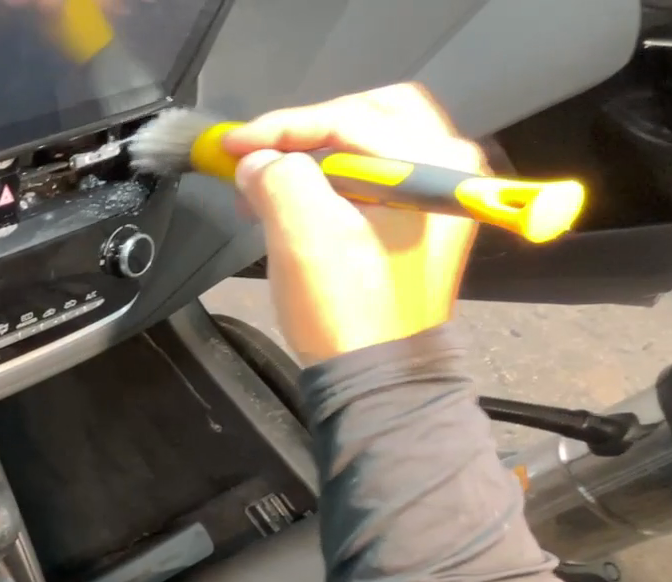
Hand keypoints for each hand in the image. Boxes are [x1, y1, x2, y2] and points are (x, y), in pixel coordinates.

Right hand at [223, 83, 483, 364]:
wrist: (373, 373)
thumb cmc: (344, 308)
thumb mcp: (304, 238)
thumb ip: (278, 182)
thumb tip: (255, 164)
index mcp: (430, 162)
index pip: (347, 117)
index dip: (281, 127)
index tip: (229, 146)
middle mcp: (443, 168)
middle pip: (365, 119)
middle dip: (301, 133)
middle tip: (252, 156)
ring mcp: (429, 197)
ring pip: (363, 149)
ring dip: (306, 158)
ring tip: (259, 184)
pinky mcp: (409, 224)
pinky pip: (365, 180)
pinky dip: (321, 182)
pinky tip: (287, 204)